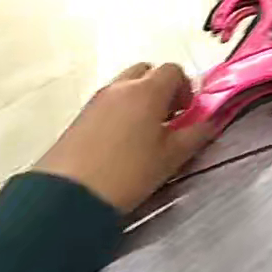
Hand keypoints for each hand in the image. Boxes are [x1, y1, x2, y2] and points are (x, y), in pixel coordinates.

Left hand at [33, 63, 215, 213]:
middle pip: (146, 71)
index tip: (186, 112)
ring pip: (124, 88)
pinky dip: (118, 113)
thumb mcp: (173, 156)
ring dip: (138, 100)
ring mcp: (94, 103)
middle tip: (166, 115)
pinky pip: (106, 105)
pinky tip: (120, 143)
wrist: (61, 201)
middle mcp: (120, 88)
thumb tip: (210, 122)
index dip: (185, 87)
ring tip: (143, 132)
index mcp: (148, 90)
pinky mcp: (75, 121)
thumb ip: (197, 133)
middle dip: (160, 87)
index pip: (174, 70)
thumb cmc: (128, 172)